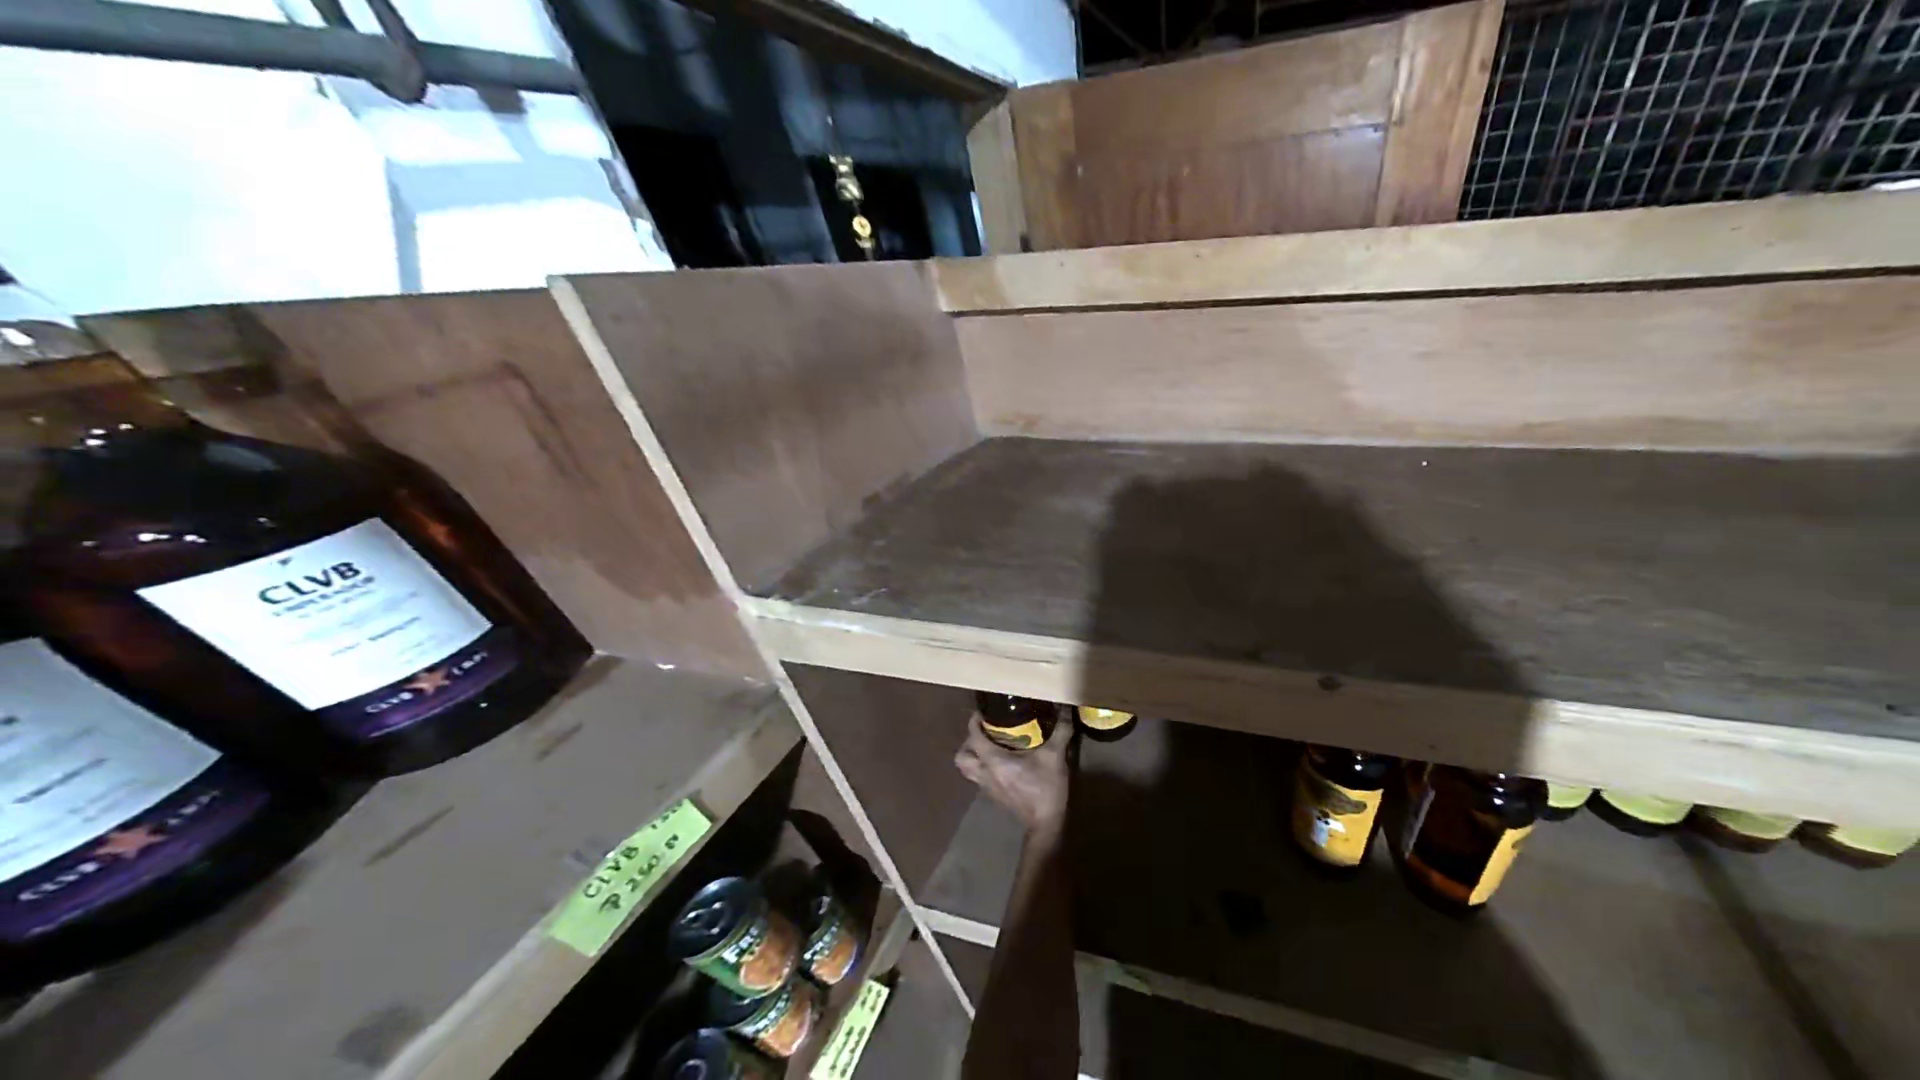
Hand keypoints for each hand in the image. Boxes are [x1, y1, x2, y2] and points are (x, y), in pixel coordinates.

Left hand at [955, 715, 1071, 836]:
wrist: (1046, 824)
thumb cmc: (1046, 788)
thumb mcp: (1055, 757)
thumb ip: (1060, 730)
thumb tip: (1066, 708)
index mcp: (994, 761)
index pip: (973, 736)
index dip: (974, 721)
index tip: (984, 712)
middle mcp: (985, 774)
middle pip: (962, 757)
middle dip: (968, 742)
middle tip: (984, 732)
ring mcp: (987, 787)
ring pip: (967, 770)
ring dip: (972, 757)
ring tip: (989, 746)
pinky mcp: (994, 796)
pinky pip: (978, 778)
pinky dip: (982, 768)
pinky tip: (1000, 763)